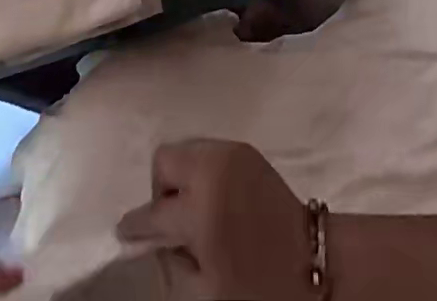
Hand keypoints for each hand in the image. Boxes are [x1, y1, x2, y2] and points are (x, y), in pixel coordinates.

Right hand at [115, 139, 312, 300]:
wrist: (308, 257)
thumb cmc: (255, 284)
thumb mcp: (203, 288)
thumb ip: (171, 260)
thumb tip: (154, 241)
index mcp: (201, 207)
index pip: (153, 212)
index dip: (137, 226)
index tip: (127, 232)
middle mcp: (214, 168)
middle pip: (165, 160)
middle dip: (161, 189)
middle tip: (172, 220)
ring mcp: (232, 152)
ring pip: (187, 149)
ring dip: (183, 176)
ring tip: (195, 209)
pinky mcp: (247, 149)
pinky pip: (209, 151)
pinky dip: (202, 169)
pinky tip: (213, 198)